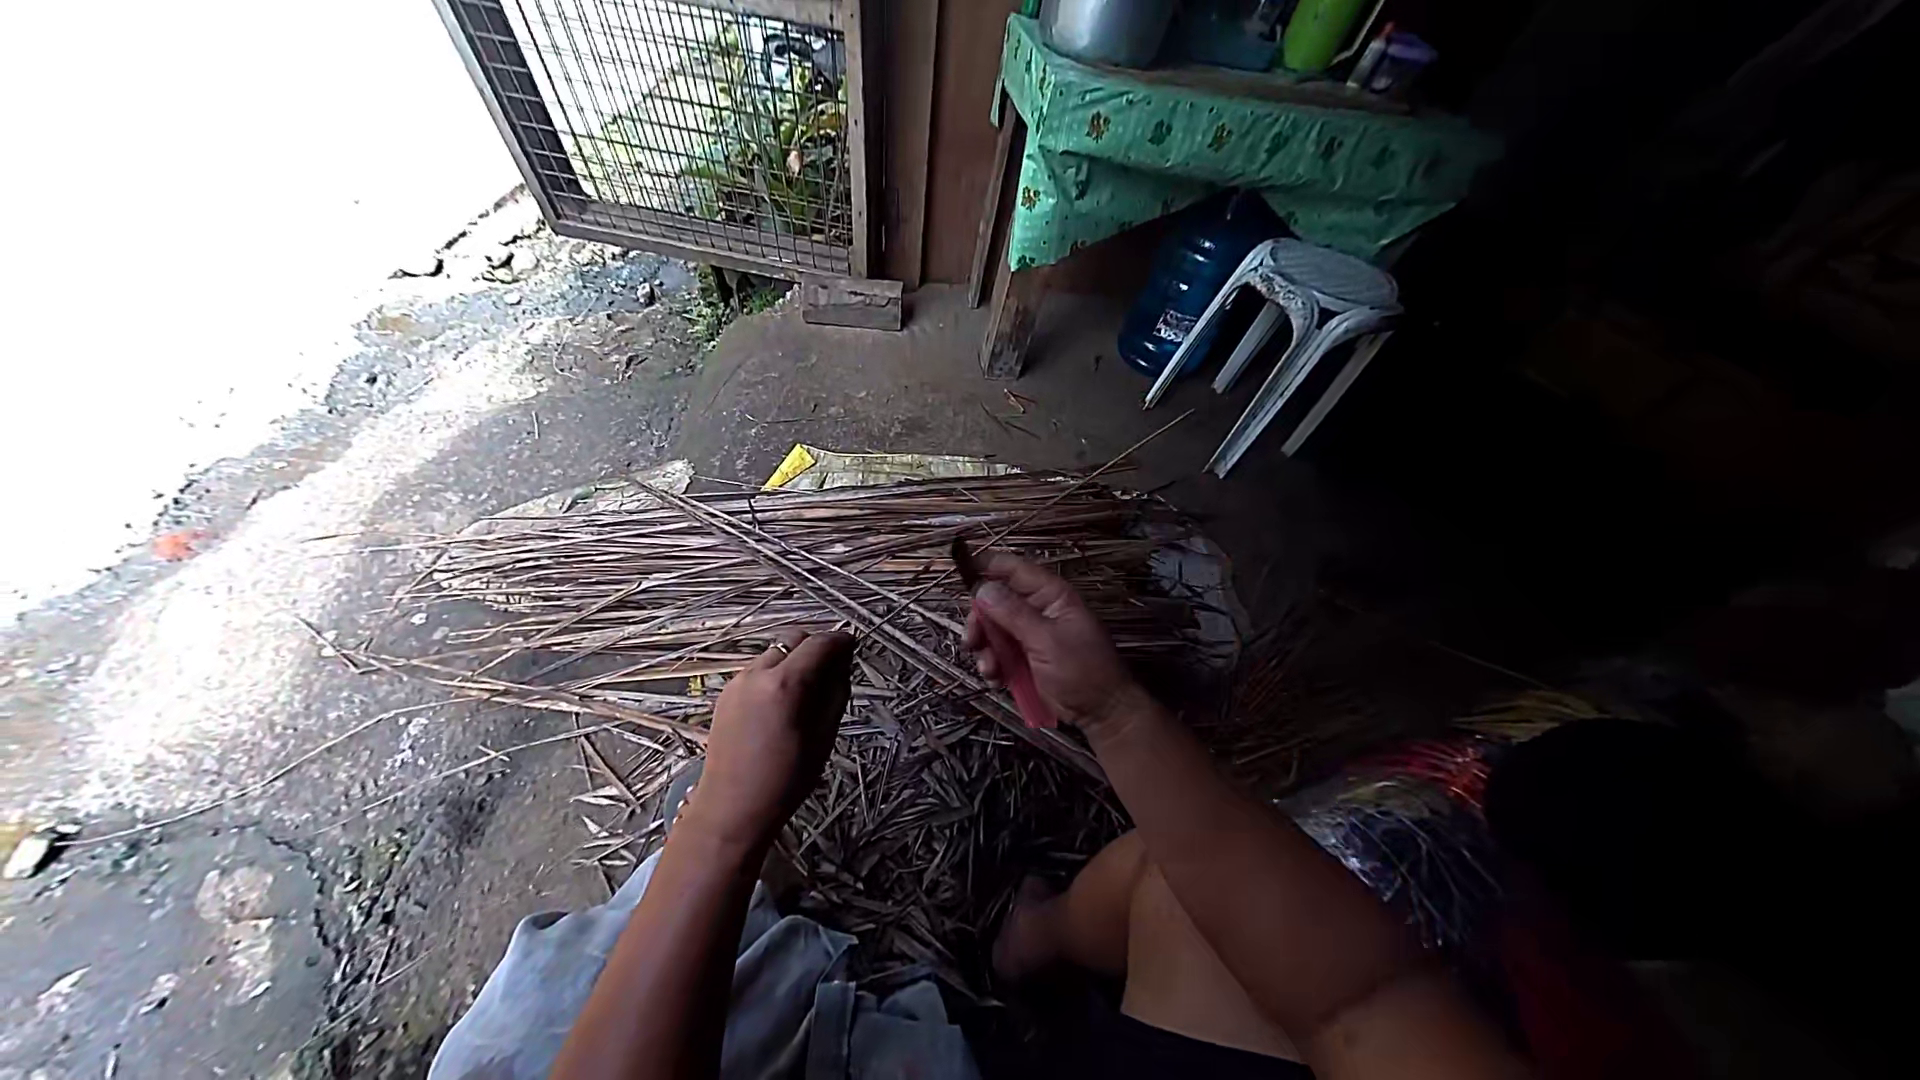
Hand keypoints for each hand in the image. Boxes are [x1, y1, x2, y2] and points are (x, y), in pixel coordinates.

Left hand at [686, 630, 853, 852]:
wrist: (732, 807)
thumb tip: (843, 664)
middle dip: (816, 646)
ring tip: (809, 688)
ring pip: (776, 653)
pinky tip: (785, 701)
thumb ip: (836, 691)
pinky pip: (759, 670)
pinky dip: (777, 673)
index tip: (852, 646)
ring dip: (796, 660)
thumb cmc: (785, 779)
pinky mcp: (727, 693)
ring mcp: (738, 682)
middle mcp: (758, 674)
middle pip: (794, 639)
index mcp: (786, 684)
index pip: (820, 643)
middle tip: (834, 667)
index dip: (841, 641)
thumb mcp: (824, 734)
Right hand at [961, 552, 1141, 734]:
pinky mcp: (1023, 659)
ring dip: (985, 648)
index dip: (988, 566)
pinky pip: (997, 654)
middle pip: (995, 601)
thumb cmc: (1083, 671)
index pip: (1015, 570)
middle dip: (980, 621)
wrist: (1101, 713)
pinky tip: (997, 679)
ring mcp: (1029, 635)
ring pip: (992, 630)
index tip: (962, 571)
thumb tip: (983, 587)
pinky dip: (992, 665)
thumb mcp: (1047, 640)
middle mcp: (1037, 611)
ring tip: (990, 668)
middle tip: (972, 640)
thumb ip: (1013, 614)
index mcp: (1050, 596)